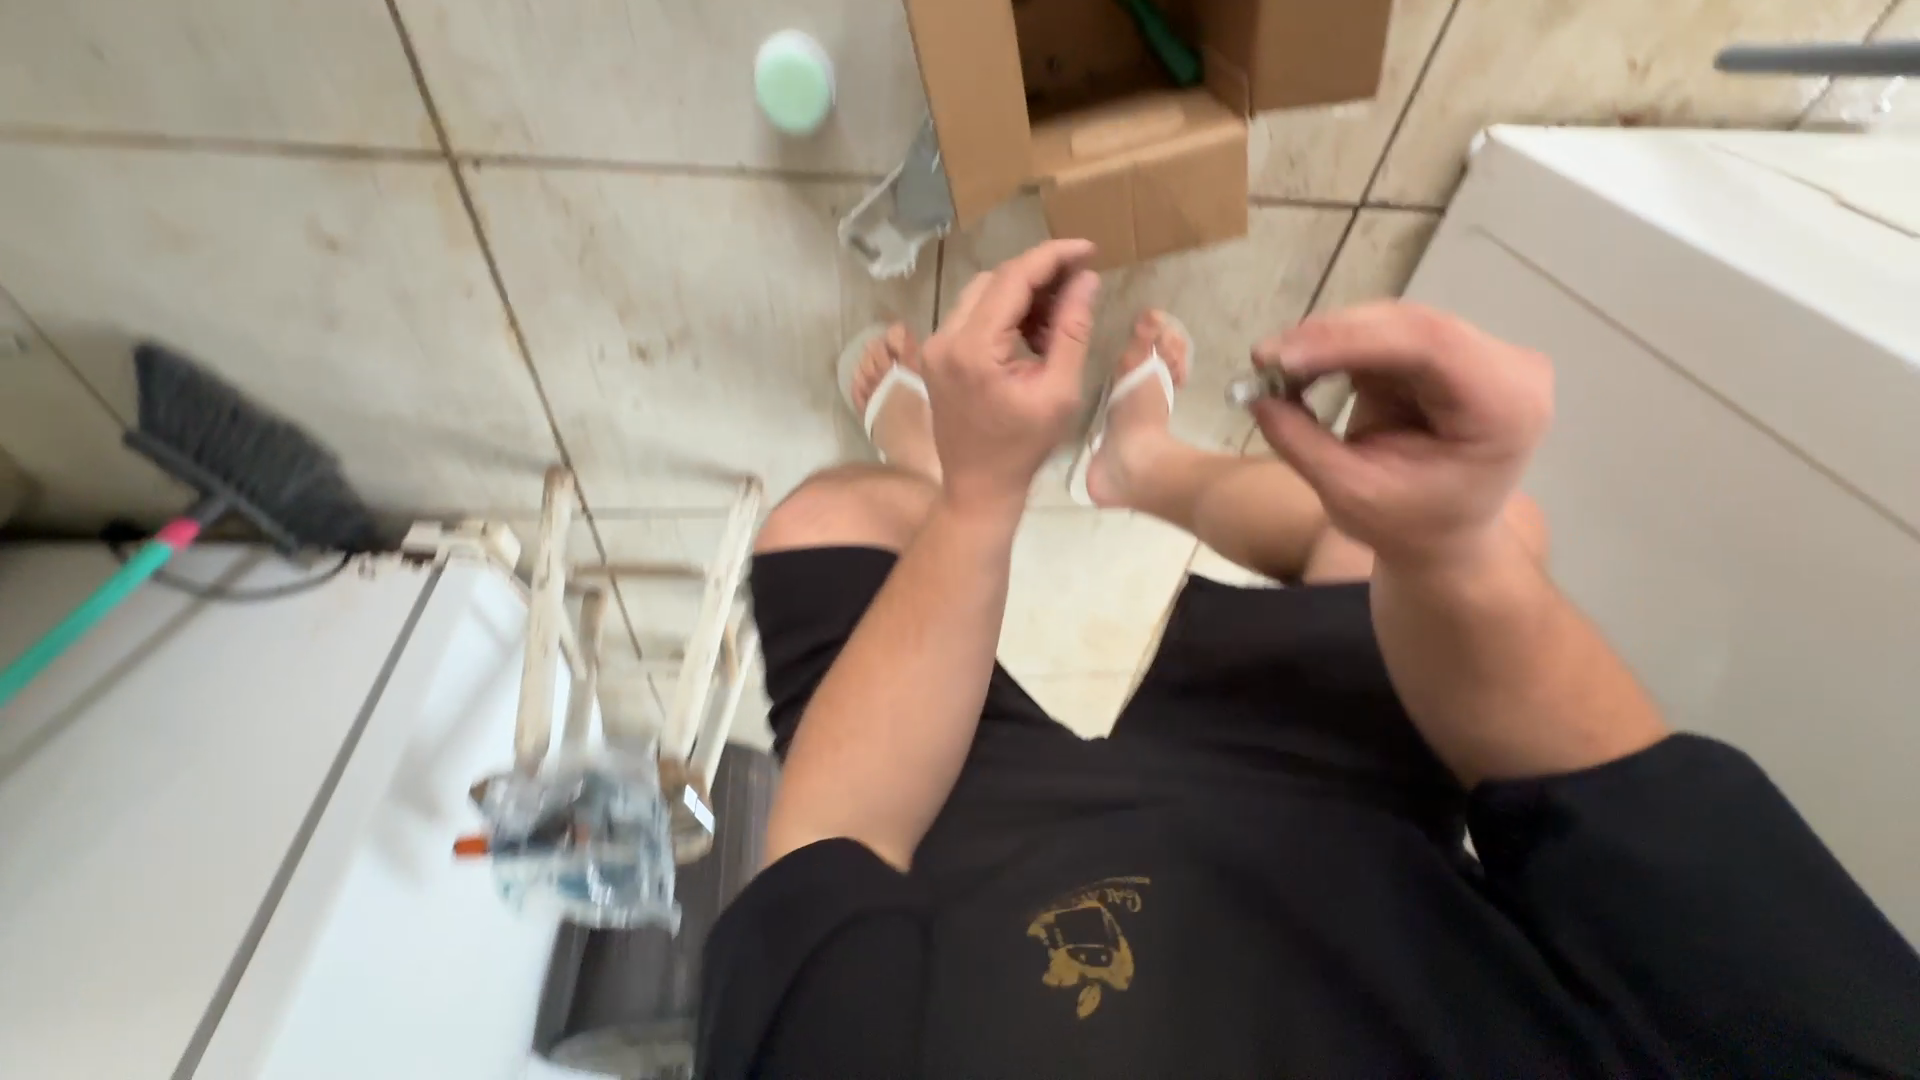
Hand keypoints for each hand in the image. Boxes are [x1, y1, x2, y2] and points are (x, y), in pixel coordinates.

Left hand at [922, 239, 1100, 516]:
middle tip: (1077, 290)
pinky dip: (1003, 315)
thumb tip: (1086, 279)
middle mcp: (945, 339)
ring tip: (1057, 322)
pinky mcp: (936, 356)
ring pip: (981, 295)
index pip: (1013, 279)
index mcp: (973, 349)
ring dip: (1021, 296)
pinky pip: (971, 317)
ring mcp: (935, 347)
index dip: (1053, 257)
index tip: (1088, 250)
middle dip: (1039, 277)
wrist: (979, 485)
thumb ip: (1072, 331)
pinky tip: (1032, 336)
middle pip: (995, 281)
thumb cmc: (1023, 447)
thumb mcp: (1058, 391)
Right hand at [1250, 302, 1551, 568]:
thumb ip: (1303, 444)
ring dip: (1327, 339)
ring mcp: (1477, 355)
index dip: (1350, 342)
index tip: (1282, 358)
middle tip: (1264, 358)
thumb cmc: (1407, 526)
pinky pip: (1384, 335)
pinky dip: (1335, 348)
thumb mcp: (1349, 495)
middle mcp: (1505, 367)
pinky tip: (1298, 365)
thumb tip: (1256, 397)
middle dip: (1330, 337)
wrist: (1442, 537)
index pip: (1429, 346)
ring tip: (1272, 365)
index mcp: (1505, 407)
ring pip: (1392, 324)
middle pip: (1411, 326)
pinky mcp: (1445, 354)